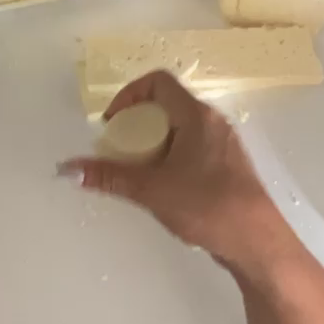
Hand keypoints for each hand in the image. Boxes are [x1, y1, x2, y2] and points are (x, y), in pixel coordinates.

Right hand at [60, 71, 302, 276]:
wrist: (255, 241)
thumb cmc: (206, 206)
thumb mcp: (150, 189)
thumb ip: (109, 176)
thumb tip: (67, 169)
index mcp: (196, 116)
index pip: (158, 82)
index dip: (128, 95)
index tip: (112, 123)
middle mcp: (213, 122)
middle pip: (168, 105)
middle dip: (137, 123)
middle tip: (119, 148)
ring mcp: (223, 144)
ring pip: (180, 128)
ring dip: (153, 142)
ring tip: (136, 170)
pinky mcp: (227, 166)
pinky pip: (192, 148)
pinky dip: (170, 157)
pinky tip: (162, 186)